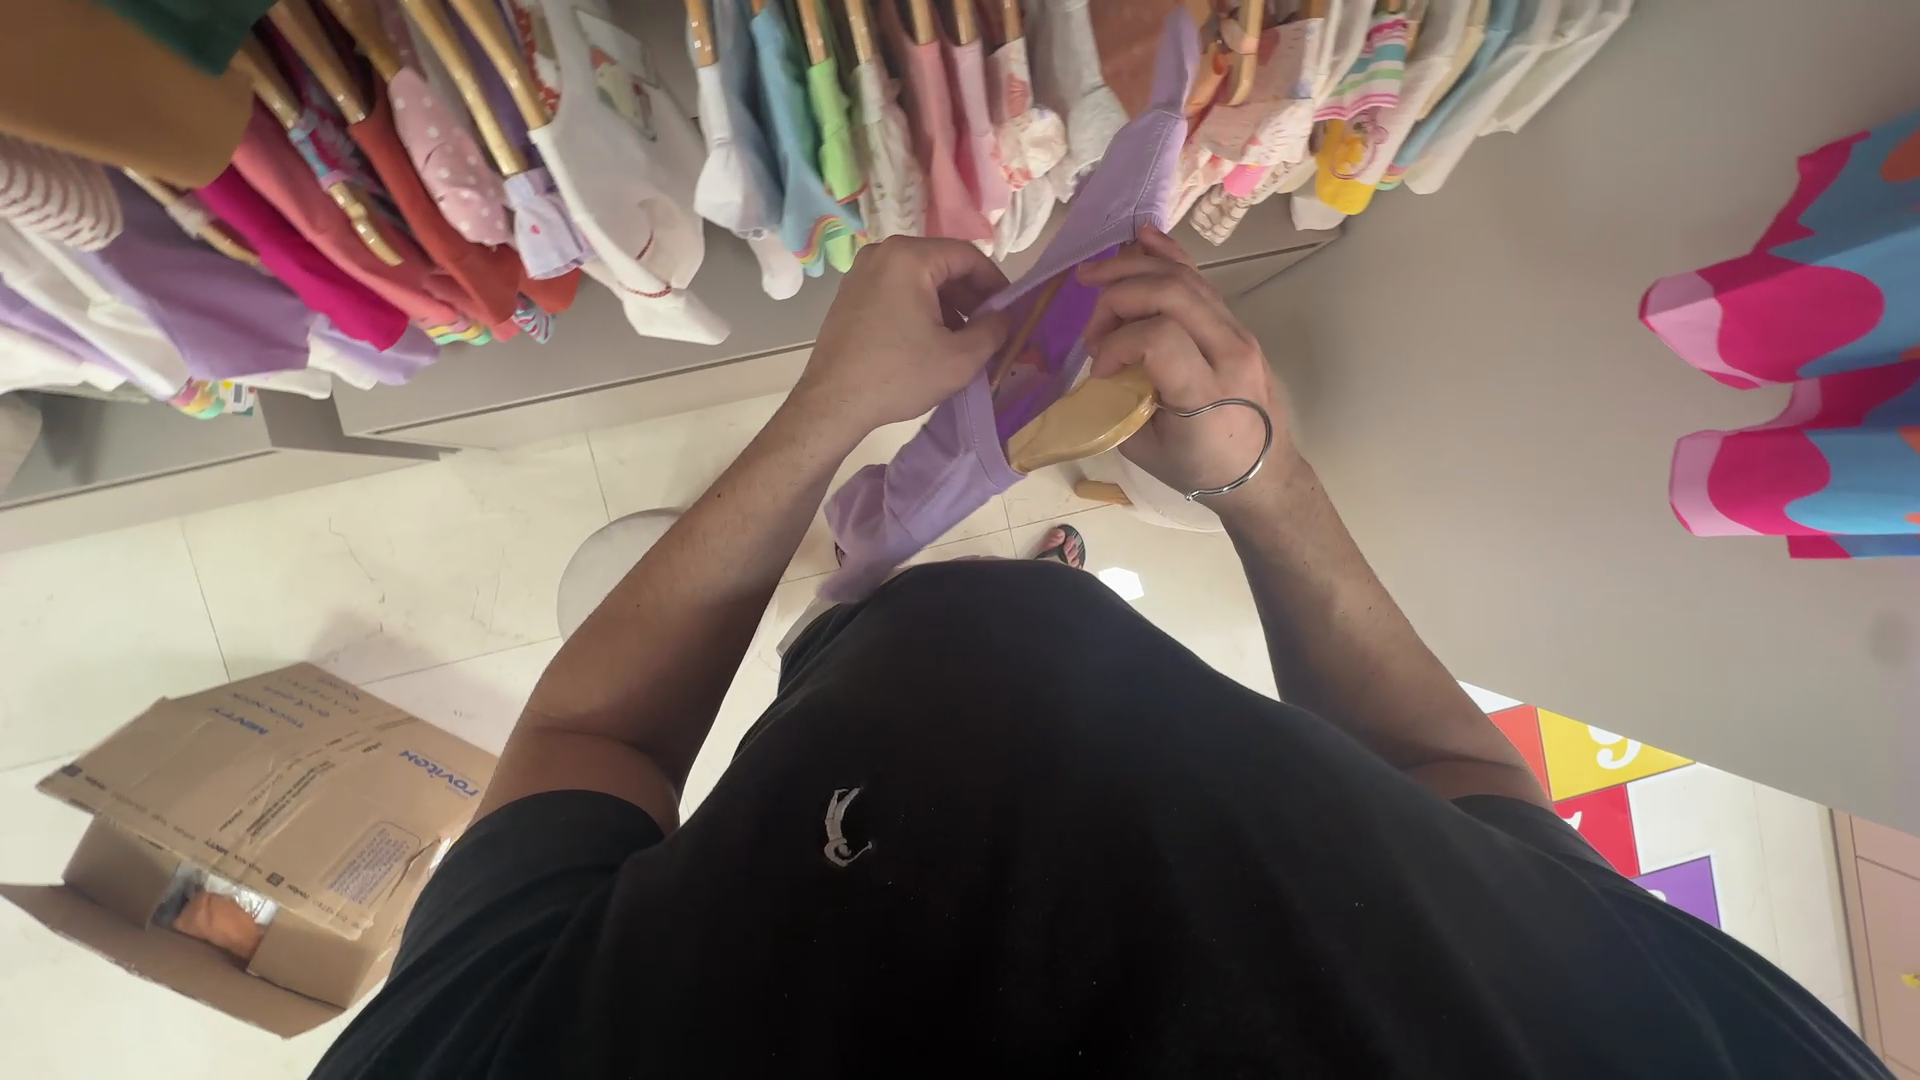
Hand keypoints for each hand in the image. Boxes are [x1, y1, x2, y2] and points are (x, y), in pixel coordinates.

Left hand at [788, 237, 1012, 438]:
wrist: (833, 403)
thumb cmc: (898, 376)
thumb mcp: (960, 359)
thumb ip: (993, 330)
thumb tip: (1004, 317)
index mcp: (909, 257)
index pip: (968, 255)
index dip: (995, 283)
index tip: (1010, 311)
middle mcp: (882, 254)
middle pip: (941, 265)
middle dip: (970, 296)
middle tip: (988, 329)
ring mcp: (861, 274)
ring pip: (919, 280)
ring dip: (946, 306)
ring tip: (962, 342)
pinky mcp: (850, 297)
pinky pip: (897, 293)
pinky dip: (920, 311)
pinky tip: (929, 343)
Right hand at [1078, 227, 1299, 511]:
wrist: (1263, 472)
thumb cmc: (1202, 469)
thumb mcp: (1146, 451)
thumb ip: (1118, 404)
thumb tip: (1099, 371)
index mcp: (1205, 391)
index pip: (1157, 336)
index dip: (1116, 343)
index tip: (1100, 371)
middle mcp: (1228, 351)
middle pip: (1170, 293)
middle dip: (1118, 297)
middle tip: (1091, 326)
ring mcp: (1238, 333)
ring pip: (1185, 278)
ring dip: (1134, 269)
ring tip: (1094, 274)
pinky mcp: (1236, 326)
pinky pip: (1200, 282)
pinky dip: (1168, 257)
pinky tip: (1141, 239)